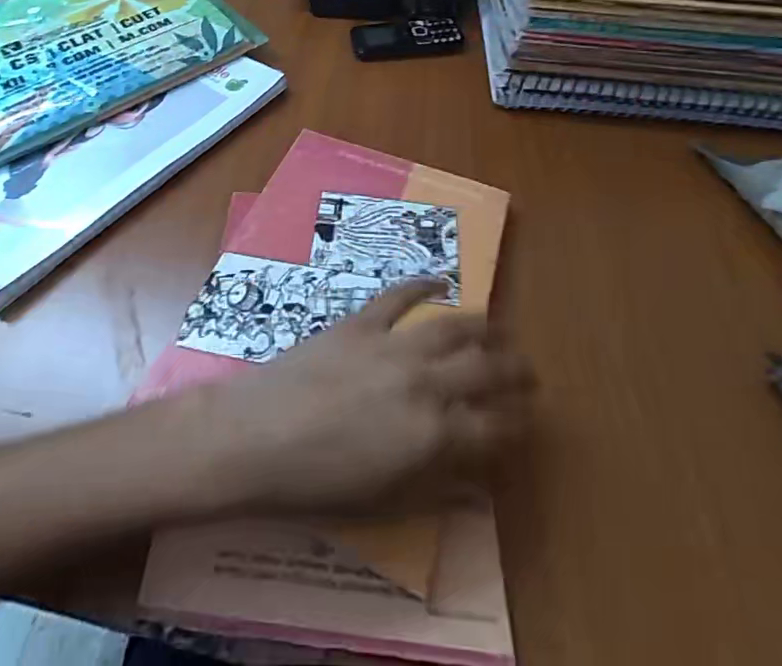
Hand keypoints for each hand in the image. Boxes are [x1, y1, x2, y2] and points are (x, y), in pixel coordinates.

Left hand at [191, 279, 533, 513]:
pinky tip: (438, 280)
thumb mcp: (385, 502)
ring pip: (452, 328)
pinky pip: (397, 297)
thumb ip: (436, 484)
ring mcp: (390, 348)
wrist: (254, 437)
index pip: (497, 427)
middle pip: (487, 371)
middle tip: (527, 372)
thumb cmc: (316, 483)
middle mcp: (424, 385)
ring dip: (483, 326)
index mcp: (436, 437)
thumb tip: (472, 473)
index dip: (518, 424)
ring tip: (499, 328)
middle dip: (516, 371)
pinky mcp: (357, 324)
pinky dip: (421, 284)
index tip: (526, 419)